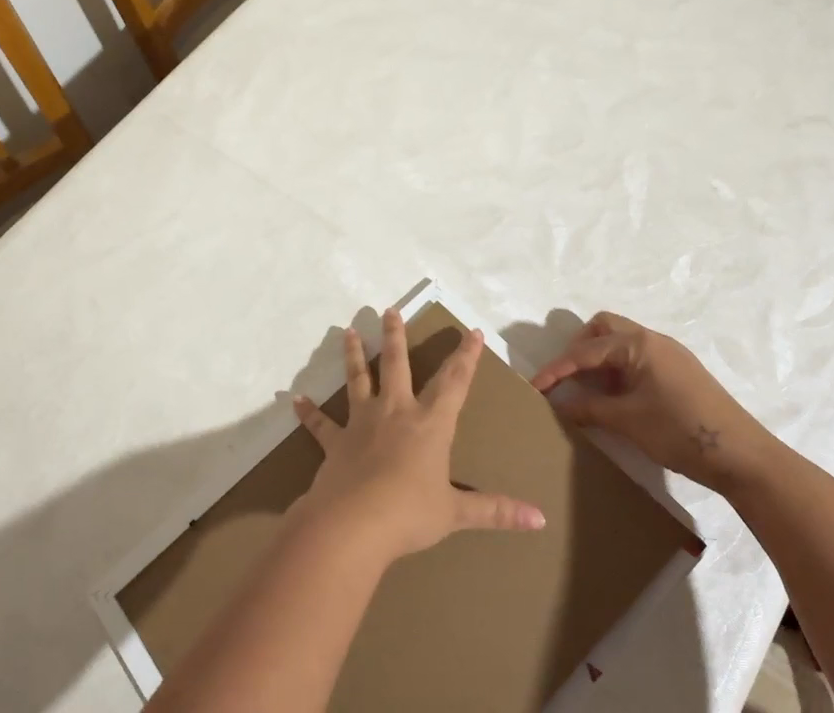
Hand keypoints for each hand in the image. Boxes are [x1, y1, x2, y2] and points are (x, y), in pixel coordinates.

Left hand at [290, 309, 545, 562]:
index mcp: (430, 425)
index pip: (454, 383)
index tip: (471, 332)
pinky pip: (320, 424)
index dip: (465, 357)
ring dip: (354, 355)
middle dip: (396, 336)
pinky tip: (294, 399)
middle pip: (397, 365)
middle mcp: (395, 413)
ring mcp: (361, 424)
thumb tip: (539, 520)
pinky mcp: (335, 442)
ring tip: (349, 331)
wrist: (353, 523)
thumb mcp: (456, 513)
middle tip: (390, 310)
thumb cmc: (410, 514)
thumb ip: (495, 511)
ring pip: (358, 380)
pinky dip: (308, 412)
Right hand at [531, 311, 782, 494]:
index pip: (584, 351)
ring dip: (599, 360)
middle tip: (565, 378)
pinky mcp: (680, 372)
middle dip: (578, 349)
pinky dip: (618, 370)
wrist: (742, 456)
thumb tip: (558, 406)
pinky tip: (615, 396)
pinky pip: (637, 358)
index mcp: (638, 344)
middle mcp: (653, 340)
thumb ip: (588, 409)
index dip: (555, 370)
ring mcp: (670, 355)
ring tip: (587, 390)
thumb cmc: (679, 431)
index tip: (533, 387)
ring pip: (621, 342)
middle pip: (603, 328)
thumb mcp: (626, 421)